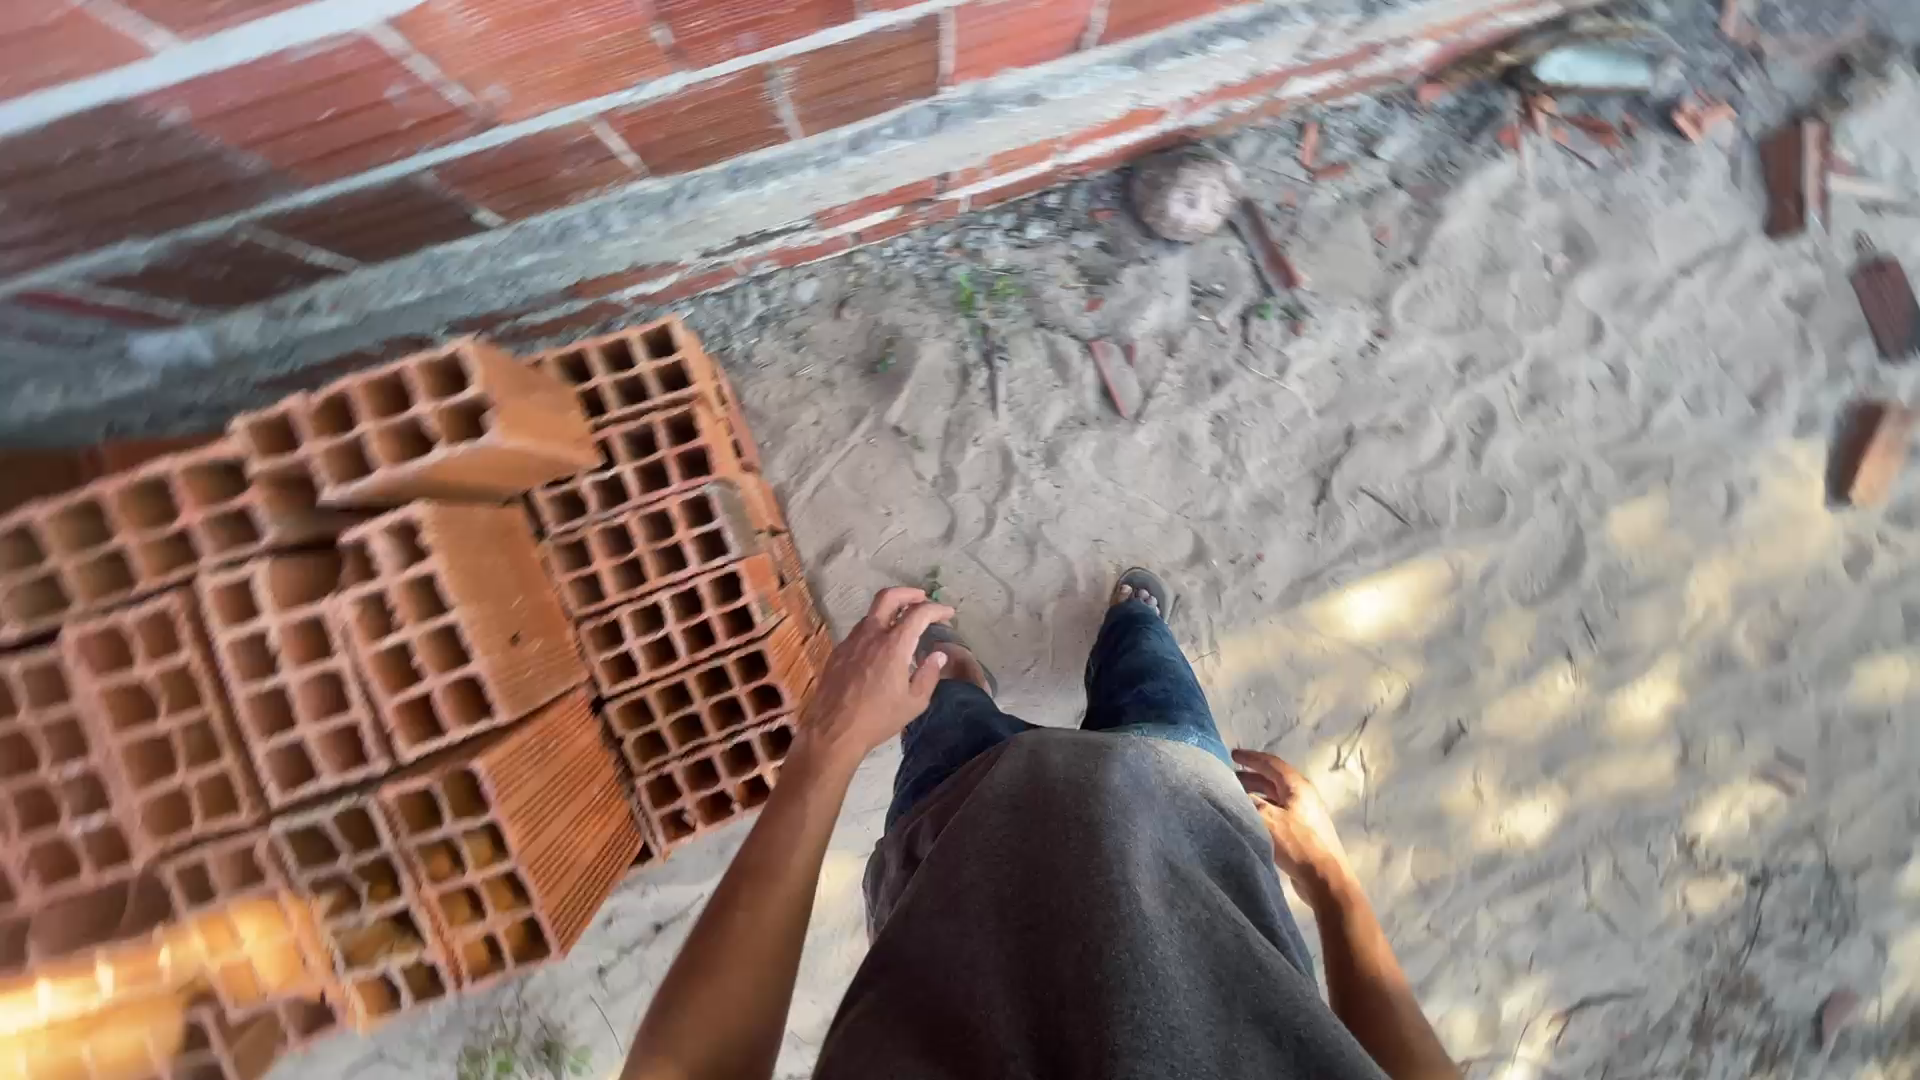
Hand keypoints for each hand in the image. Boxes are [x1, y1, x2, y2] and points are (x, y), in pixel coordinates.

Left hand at [794, 587, 954, 775]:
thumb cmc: (878, 719)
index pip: (919, 613)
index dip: (937, 609)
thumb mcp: (914, 702)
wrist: (833, 731)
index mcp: (894, 645)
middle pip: (888, 597)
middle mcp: (871, 635)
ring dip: (891, 611)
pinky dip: (876, 628)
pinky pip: (860, 630)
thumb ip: (929, 674)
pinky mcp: (839, 652)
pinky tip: (881, 646)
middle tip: (923, 599)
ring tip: (904, 623)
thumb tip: (938, 655)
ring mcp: (851, 641)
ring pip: (872, 613)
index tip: (948, 613)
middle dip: (909, 593)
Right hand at [1233, 749, 1355, 908]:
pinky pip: (1277, 811)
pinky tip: (1250, 818)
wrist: (1326, 880)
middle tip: (1228, 777)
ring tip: (1235, 796)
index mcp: (1297, 786)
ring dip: (1255, 793)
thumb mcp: (1267, 818)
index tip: (1232, 754)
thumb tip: (1232, 792)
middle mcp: (1303, 796)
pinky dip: (1261, 809)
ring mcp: (1304, 814)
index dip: (1250, 757)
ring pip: (1274, 796)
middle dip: (1250, 776)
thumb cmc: (1297, 844)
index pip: (1271, 763)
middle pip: (1273, 779)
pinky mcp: (1303, 832)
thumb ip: (1248, 801)